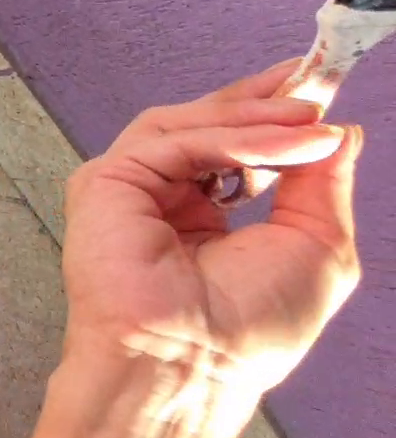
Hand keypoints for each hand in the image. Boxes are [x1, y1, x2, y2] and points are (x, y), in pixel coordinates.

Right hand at [61, 60, 362, 394]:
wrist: (192, 357)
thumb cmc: (247, 324)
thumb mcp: (315, 247)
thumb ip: (318, 187)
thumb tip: (333, 132)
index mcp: (196, 209)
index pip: (226, 147)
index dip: (267, 115)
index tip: (315, 86)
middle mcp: (155, 191)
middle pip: (196, 125)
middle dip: (255, 100)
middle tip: (311, 81)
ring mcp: (124, 184)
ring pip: (179, 126)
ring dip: (247, 115)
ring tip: (307, 113)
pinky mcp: (104, 182)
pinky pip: (170, 145)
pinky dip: (230, 138)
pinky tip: (282, 141)